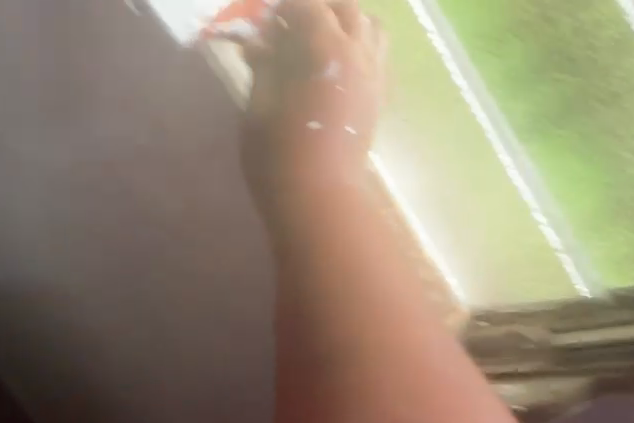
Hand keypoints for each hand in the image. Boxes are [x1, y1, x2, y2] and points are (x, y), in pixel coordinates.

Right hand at [240, 0, 385, 215]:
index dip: (288, 7)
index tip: (268, 14)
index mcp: (326, 53)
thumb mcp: (258, 113)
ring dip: (344, 20)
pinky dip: (357, 42)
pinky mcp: (377, 92)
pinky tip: (336, 60)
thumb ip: (262, 71)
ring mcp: (373, 71)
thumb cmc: (277, 157)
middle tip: (289, 21)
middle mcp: (358, 52)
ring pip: (369, 24)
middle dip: (317, 8)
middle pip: (346, 9)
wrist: (317, 194)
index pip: (311, 10)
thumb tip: (256, 44)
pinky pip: (376, 50)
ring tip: (317, 36)